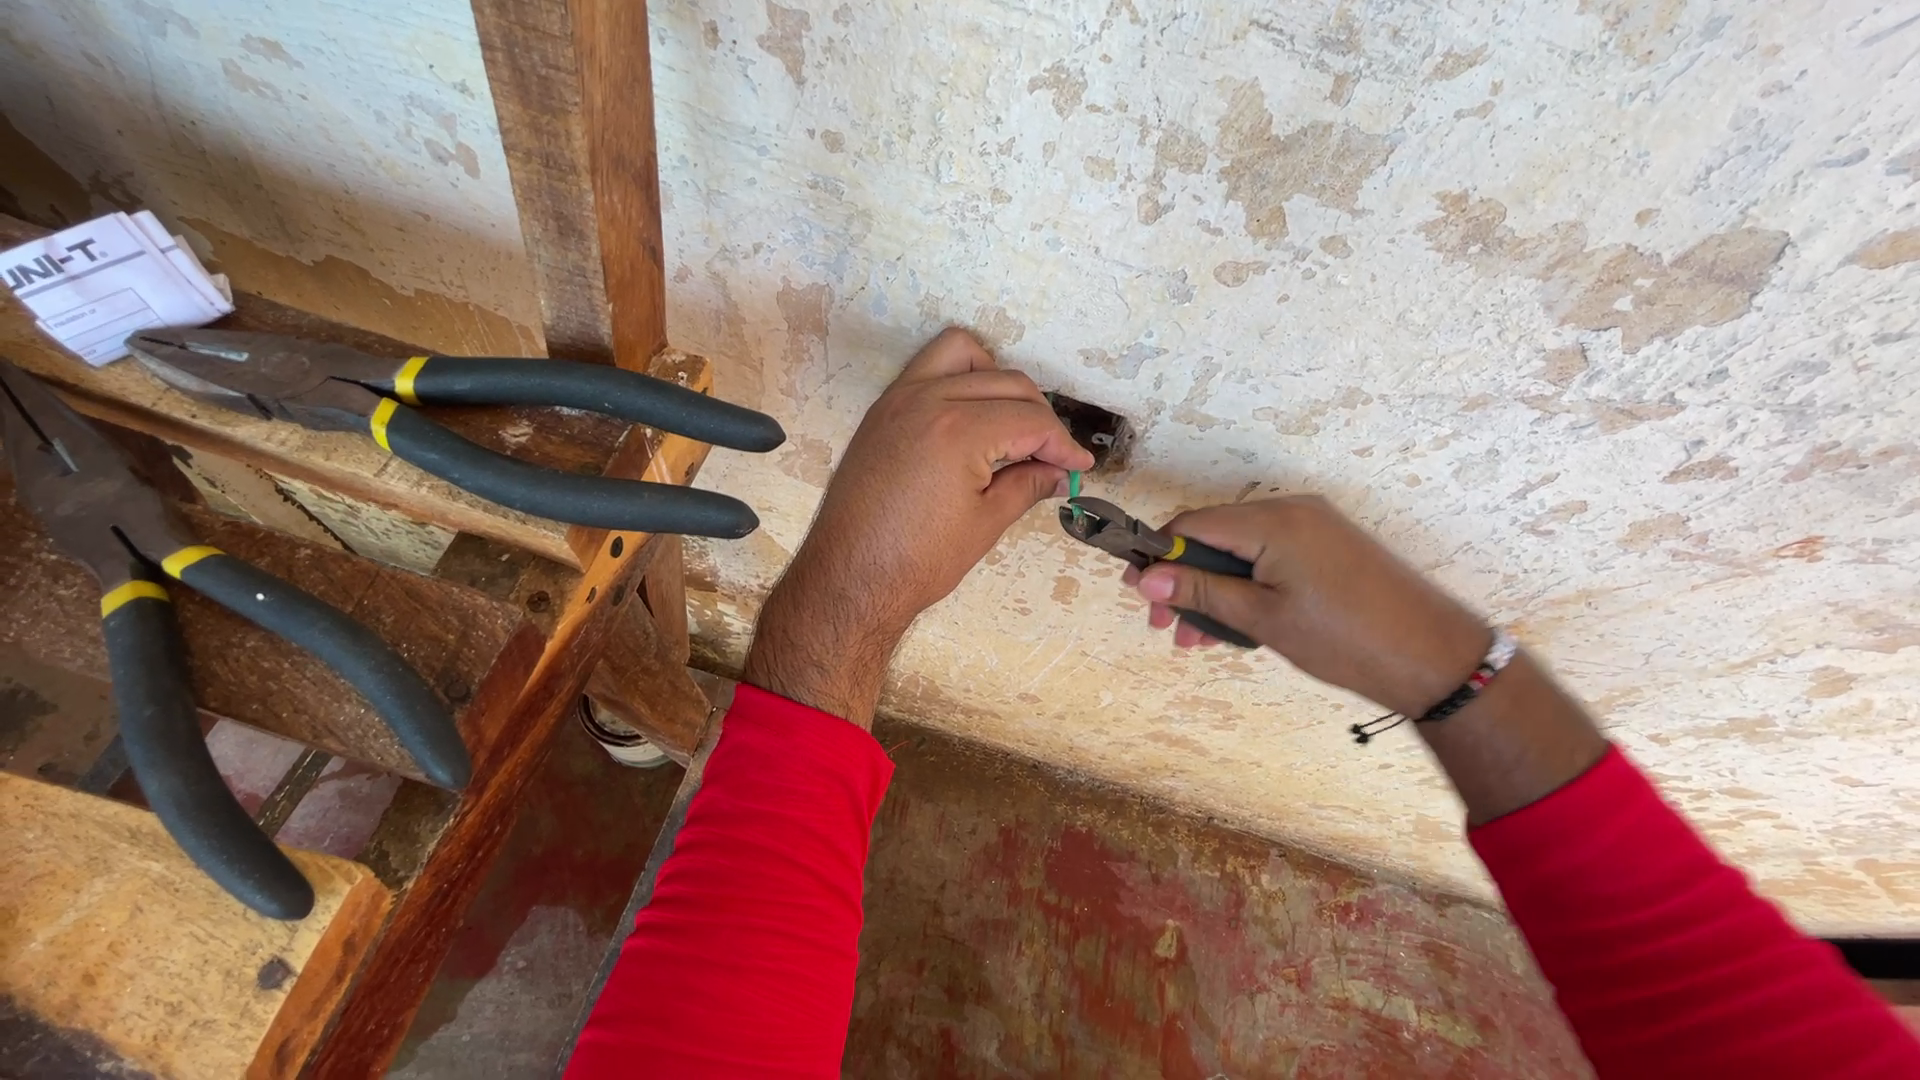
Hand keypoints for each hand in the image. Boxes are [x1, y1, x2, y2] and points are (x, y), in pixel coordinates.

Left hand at [745, 328, 1094, 725]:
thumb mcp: (986, 523)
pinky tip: (971, 417)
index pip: (1031, 419)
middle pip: (1007, 383)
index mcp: (958, 428)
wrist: (850, 577)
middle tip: (1052, 455)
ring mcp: (899, 398)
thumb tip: (1058, 473)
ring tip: (1011, 421)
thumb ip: (1028, 485)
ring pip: (963, 353)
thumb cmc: (918, 560)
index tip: (1078, 466)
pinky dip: (958, 377)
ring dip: (997, 378)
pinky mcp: (882, 409)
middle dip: (1040, 416)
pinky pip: (928, 368)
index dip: (1063, 444)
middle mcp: (928, 398)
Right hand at [1128, 496, 1490, 717]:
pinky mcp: (1329, 548)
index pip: (1192, 525)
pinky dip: (1247, 587)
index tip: (1138, 592)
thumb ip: (1200, 592)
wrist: (1436, 659)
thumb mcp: (1261, 618)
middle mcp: (1292, 511)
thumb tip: (1145, 579)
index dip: (1158, 556)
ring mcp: (1315, 528)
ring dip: (1214, 591)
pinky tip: (1233, 625)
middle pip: (1214, 538)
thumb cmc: (1343, 638)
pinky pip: (1270, 559)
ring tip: (1197, 639)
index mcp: (1273, 521)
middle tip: (1165, 625)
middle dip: (1184, 581)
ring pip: (1241, 553)